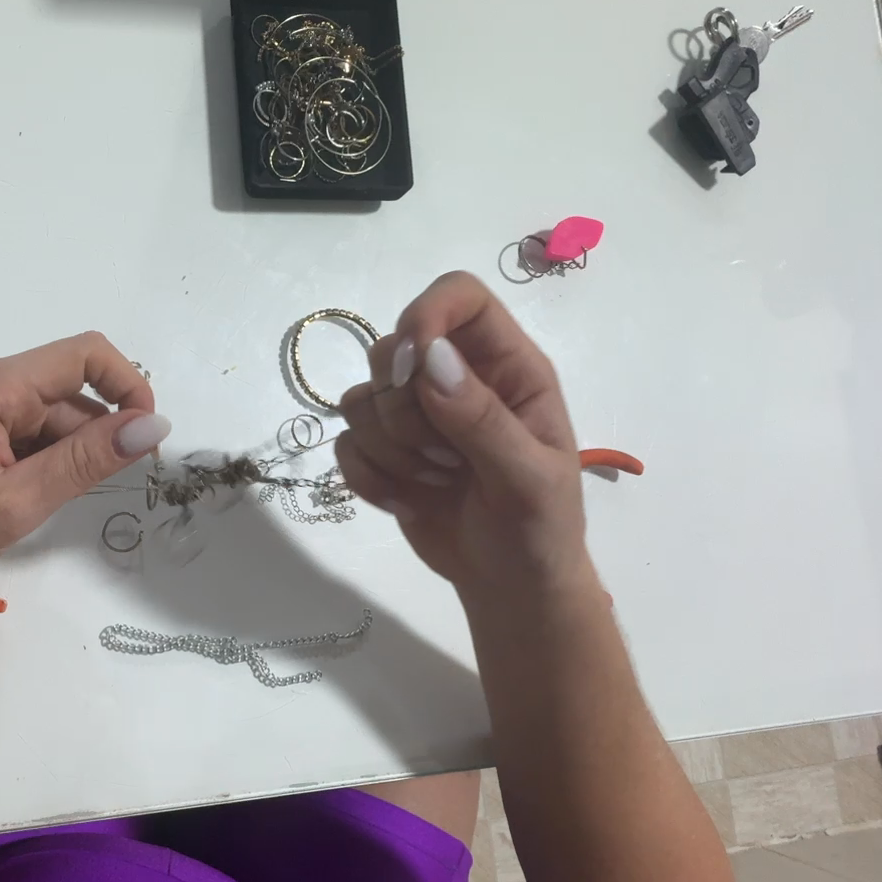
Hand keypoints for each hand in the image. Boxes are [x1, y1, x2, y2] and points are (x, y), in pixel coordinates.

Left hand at [0, 333, 169, 615]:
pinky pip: (39, 434)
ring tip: (51, 501)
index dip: (127, 384)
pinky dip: (54, 462)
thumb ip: (86, 461)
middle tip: (103, 486)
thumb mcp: (19, 501)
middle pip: (75, 389)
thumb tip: (153, 426)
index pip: (85, 354)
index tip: (145, 437)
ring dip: (75, 453)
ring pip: (60, 416)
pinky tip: (38, 496)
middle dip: (102, 432)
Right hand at [334, 272, 591, 599]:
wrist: (507, 582)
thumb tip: (428, 359)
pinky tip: (404, 501)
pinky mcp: (379, 453)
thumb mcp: (527, 478)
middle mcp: (452, 381)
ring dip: (389, 453)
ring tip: (434, 483)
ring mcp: (411, 418)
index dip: (425, 316)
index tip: (406, 366)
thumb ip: (481, 417)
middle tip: (446, 460)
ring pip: (358, 402)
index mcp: (506, 368)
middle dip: (403, 414)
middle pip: (389, 352)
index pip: (459, 299)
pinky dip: (367, 479)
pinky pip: (344, 445)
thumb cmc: (537, 528)